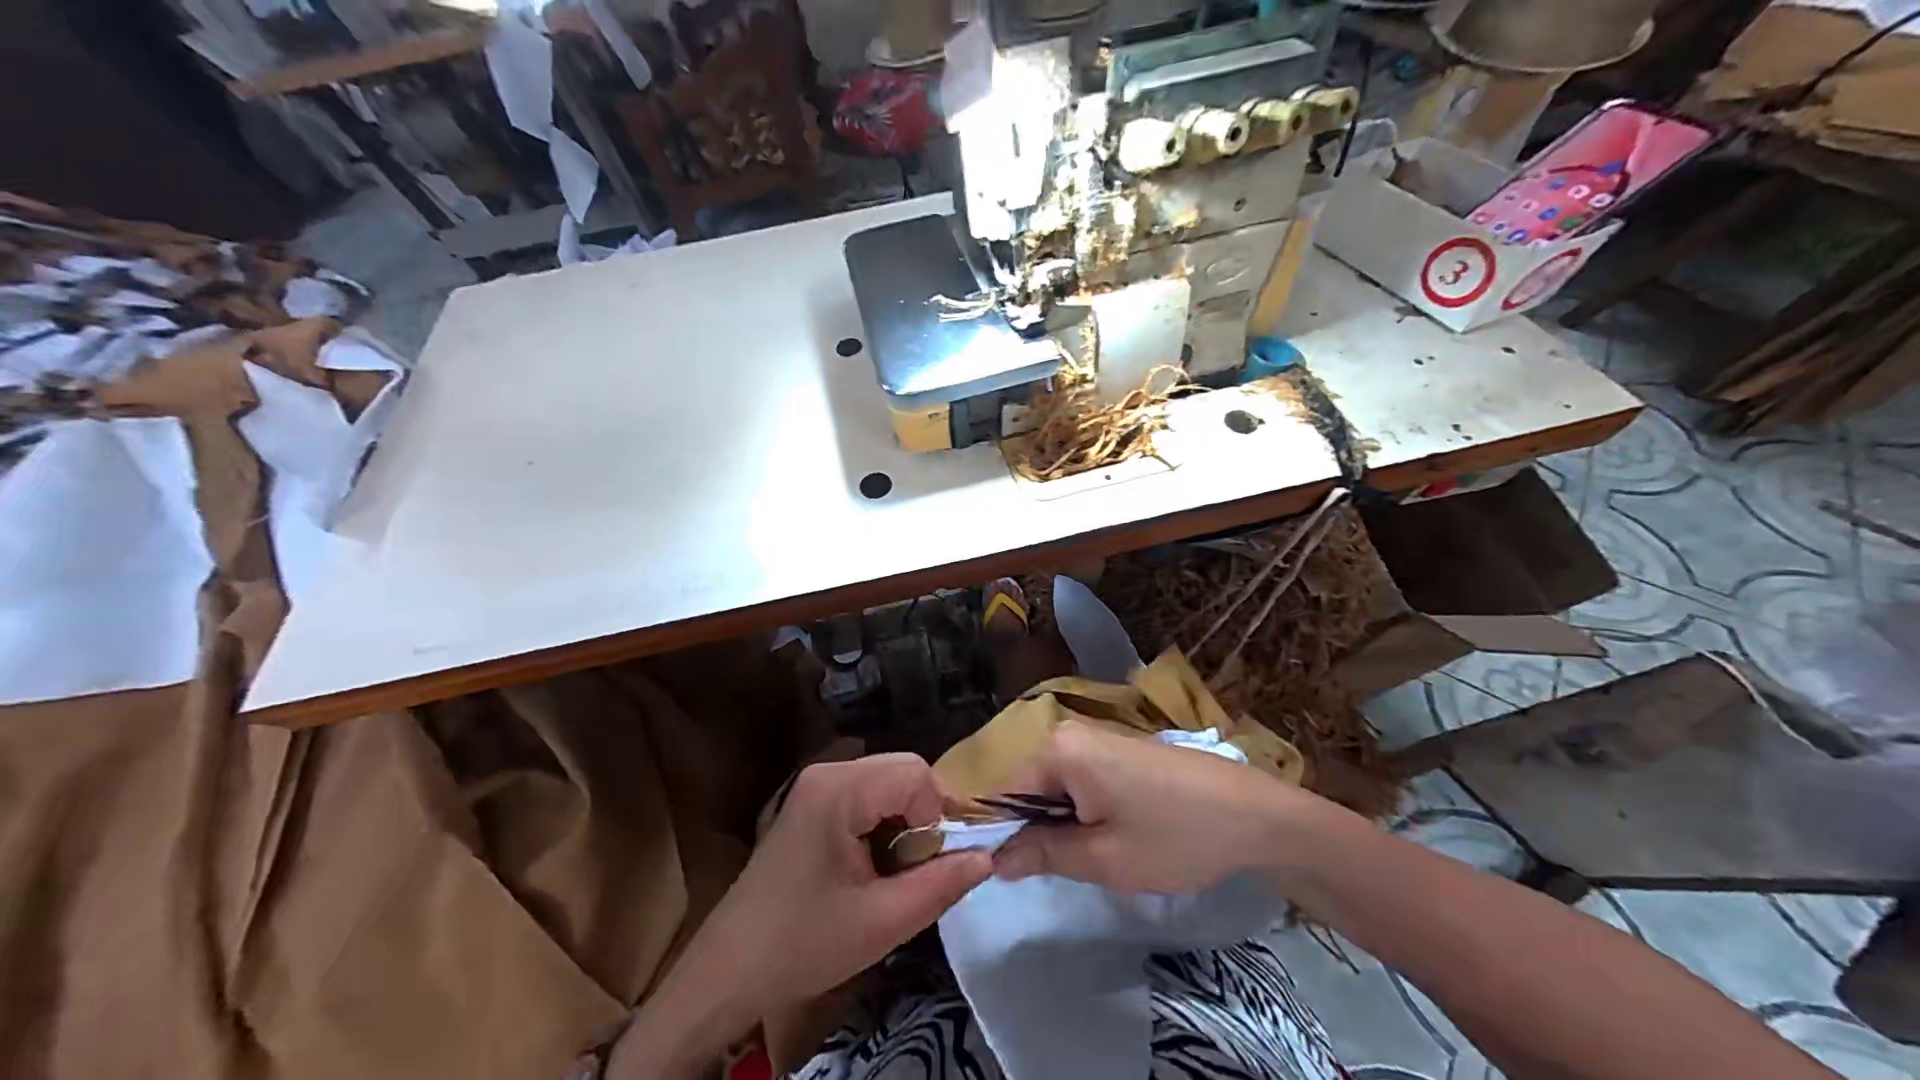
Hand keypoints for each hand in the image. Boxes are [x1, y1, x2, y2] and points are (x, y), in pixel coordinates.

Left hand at [611, 754, 989, 1079]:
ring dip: (905, 820)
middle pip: (902, 770)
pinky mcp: (810, 801)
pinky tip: (872, 864)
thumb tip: (987, 856)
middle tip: (918, 868)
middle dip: (923, 815)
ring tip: (895, 871)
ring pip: (888, 781)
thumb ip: (942, 884)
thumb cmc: (805, 944)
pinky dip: (884, 821)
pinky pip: (866, 794)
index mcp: (838, 791)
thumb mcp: (884, 922)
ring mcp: (814, 785)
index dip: (938, 815)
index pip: (916, 773)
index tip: (934, 864)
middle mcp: (826, 773)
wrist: (730, 970)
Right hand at [991, 720, 1352, 893]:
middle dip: (1033, 830)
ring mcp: (1098, 738)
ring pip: (1055, 788)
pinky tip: (1114, 836)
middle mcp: (1070, 733)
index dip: (996, 836)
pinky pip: (1080, 781)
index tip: (1001, 875)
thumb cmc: (1174, 836)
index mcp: (1058, 750)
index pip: (1001, 794)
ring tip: (1090, 857)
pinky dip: (1084, 812)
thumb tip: (994, 860)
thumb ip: (1041, 853)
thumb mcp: (1103, 858)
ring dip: (1061, 824)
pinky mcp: (1120, 750)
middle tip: (1057, 871)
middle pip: (1027, 788)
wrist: (1257, 816)